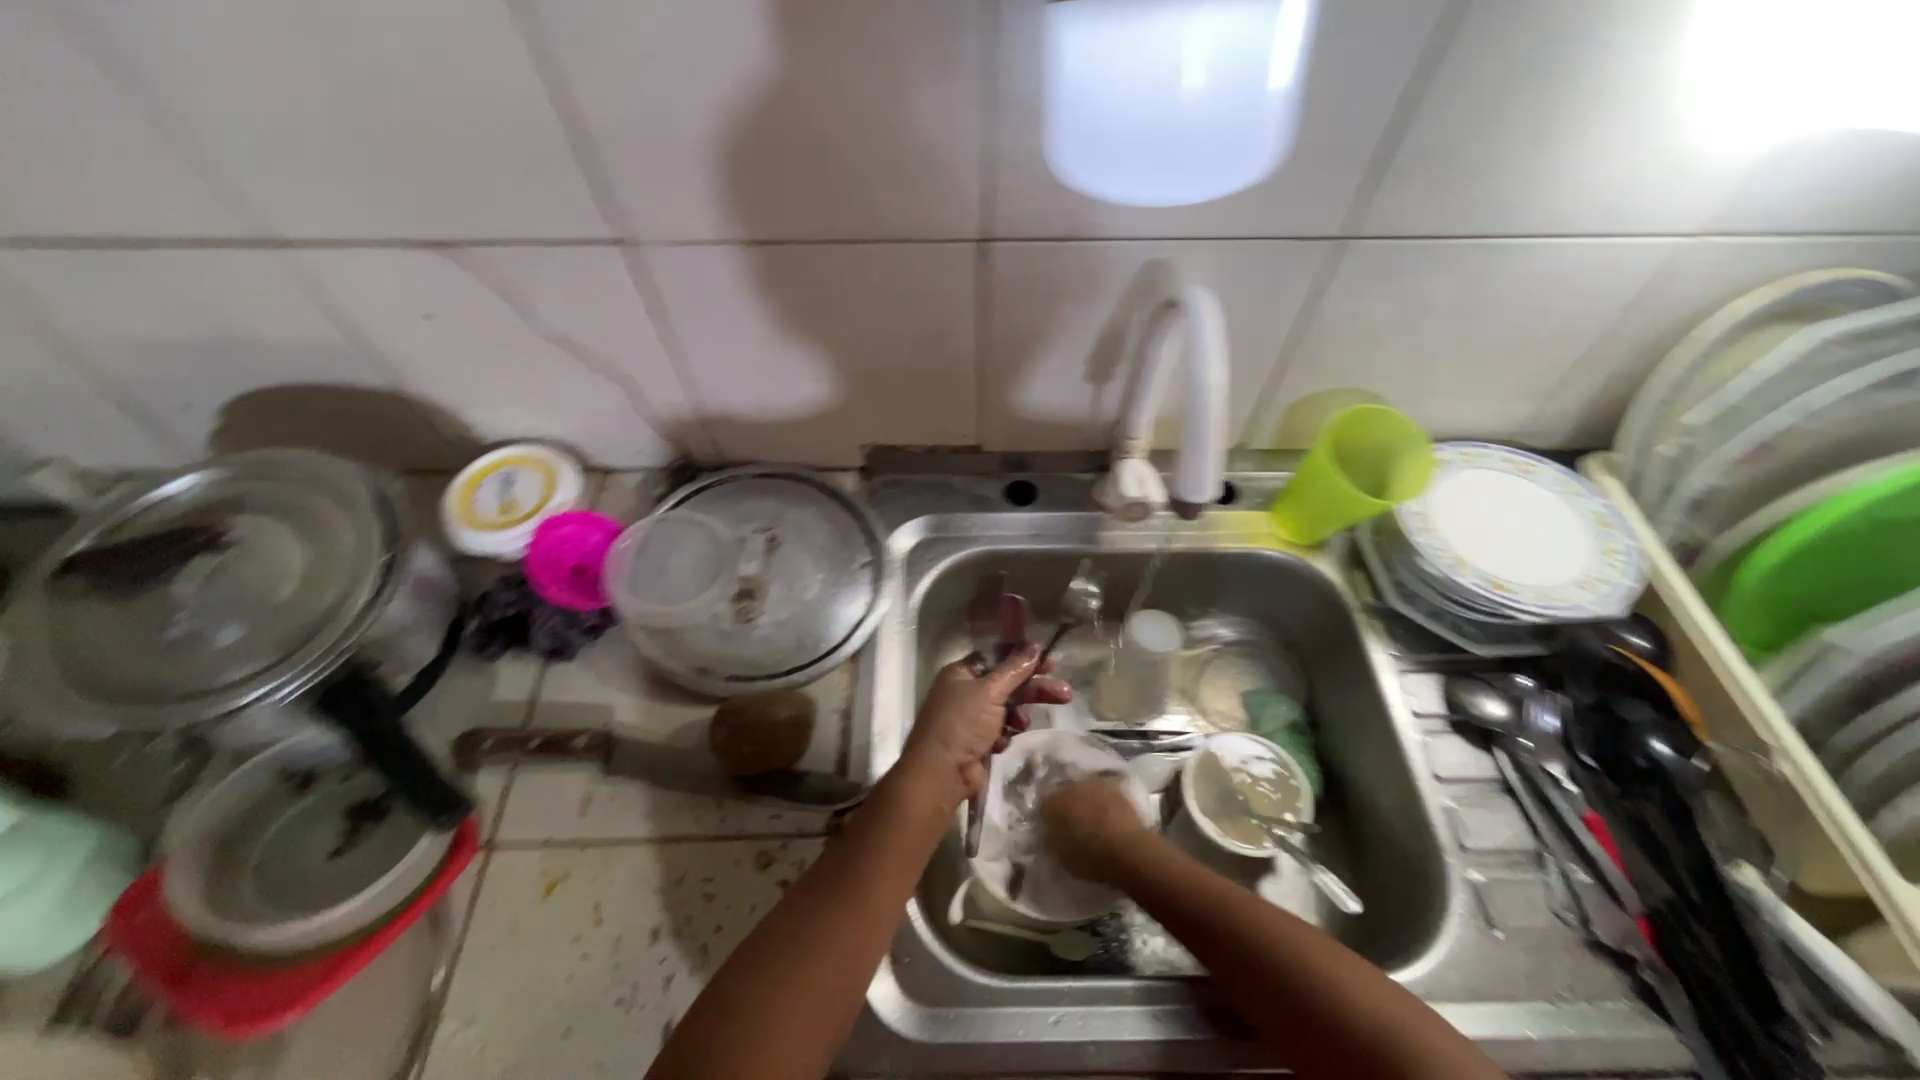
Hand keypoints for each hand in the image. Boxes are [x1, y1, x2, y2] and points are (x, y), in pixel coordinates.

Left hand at [901, 647, 1071, 799]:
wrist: (941, 773)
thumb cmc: (962, 723)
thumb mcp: (989, 691)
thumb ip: (1014, 669)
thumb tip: (1034, 647)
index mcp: (961, 673)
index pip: (997, 658)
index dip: (1023, 659)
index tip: (1049, 662)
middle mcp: (964, 693)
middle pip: (1006, 684)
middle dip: (1033, 690)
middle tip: (1064, 693)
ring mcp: (969, 719)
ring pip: (1005, 709)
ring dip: (1018, 715)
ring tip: (1023, 725)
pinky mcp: (976, 742)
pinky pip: (1000, 731)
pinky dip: (1004, 734)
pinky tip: (1002, 742)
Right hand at [1041, 776, 1152, 883]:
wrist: (1126, 850)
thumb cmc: (1089, 859)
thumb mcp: (1061, 856)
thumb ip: (1053, 838)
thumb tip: (1053, 832)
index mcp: (1050, 804)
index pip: (1043, 805)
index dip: (1048, 817)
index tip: (1053, 828)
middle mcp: (1068, 787)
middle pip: (1063, 792)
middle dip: (1066, 804)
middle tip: (1073, 820)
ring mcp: (1093, 783)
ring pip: (1084, 788)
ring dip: (1086, 798)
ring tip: (1093, 815)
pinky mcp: (1115, 785)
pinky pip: (1105, 789)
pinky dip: (1105, 798)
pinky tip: (1110, 811)